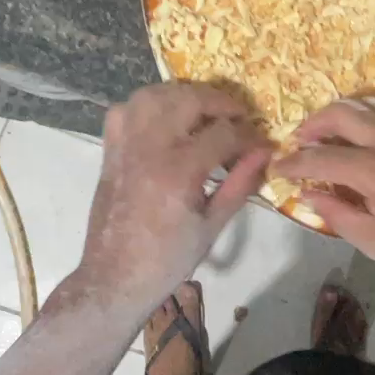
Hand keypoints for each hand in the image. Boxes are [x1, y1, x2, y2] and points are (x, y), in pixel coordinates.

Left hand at [78, 83, 271, 306]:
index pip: (223, 134)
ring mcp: (125, 146)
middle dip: (219, 102)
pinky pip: (126, 109)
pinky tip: (165, 119)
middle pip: (188, 99)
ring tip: (203, 111)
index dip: (249, 136)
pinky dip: (148, 105)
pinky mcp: (110, 150)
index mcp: (178, 171)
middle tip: (237, 117)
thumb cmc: (168, 259)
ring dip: (183, 95)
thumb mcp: (212, 226)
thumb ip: (239, 184)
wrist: (114, 279)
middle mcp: (149, 149)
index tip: (262, 144)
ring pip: (154, 95)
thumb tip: (264, 153)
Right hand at [272, 99, 374, 296]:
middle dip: (315, 124)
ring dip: (345, 117)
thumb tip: (311, 195)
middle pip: (345, 113)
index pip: (322, 158)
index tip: (277, 168)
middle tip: (301, 142)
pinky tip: (370, 149)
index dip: (294, 164)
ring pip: (373, 107)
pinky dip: (373, 125)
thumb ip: (338, 215)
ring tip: (331, 138)